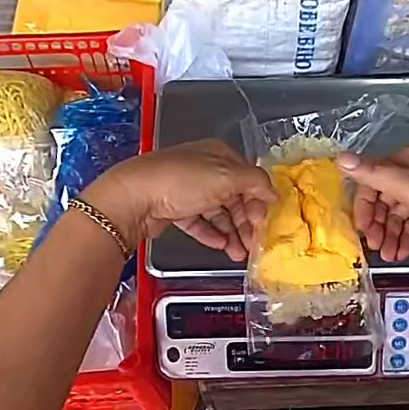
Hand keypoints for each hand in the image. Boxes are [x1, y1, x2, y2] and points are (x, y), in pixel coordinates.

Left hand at [84, 139, 275, 259]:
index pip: (249, 178)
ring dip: (232, 233)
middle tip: (253, 244)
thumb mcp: (226, 177)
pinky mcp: (175, 209)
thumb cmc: (181, 181)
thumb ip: (256, 183)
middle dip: (246, 223)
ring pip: (218, 213)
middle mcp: (205, 170)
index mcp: (219, 155)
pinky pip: (200, 223)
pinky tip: (222, 246)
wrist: (134, 197)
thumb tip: (274, 192)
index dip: (259, 201)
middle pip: (234, 198)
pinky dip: (212, 234)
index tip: (264, 222)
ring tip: (239, 254)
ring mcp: (188, 190)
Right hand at [337, 146, 408, 264]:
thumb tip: (341, 158)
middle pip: (383, 197)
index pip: (372, 178)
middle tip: (373, 244)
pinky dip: (403, 238)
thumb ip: (375, 174)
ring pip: (396, 214)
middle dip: (375, 222)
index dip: (363, 203)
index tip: (361, 227)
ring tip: (387, 255)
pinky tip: (400, 252)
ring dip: (388, 234)